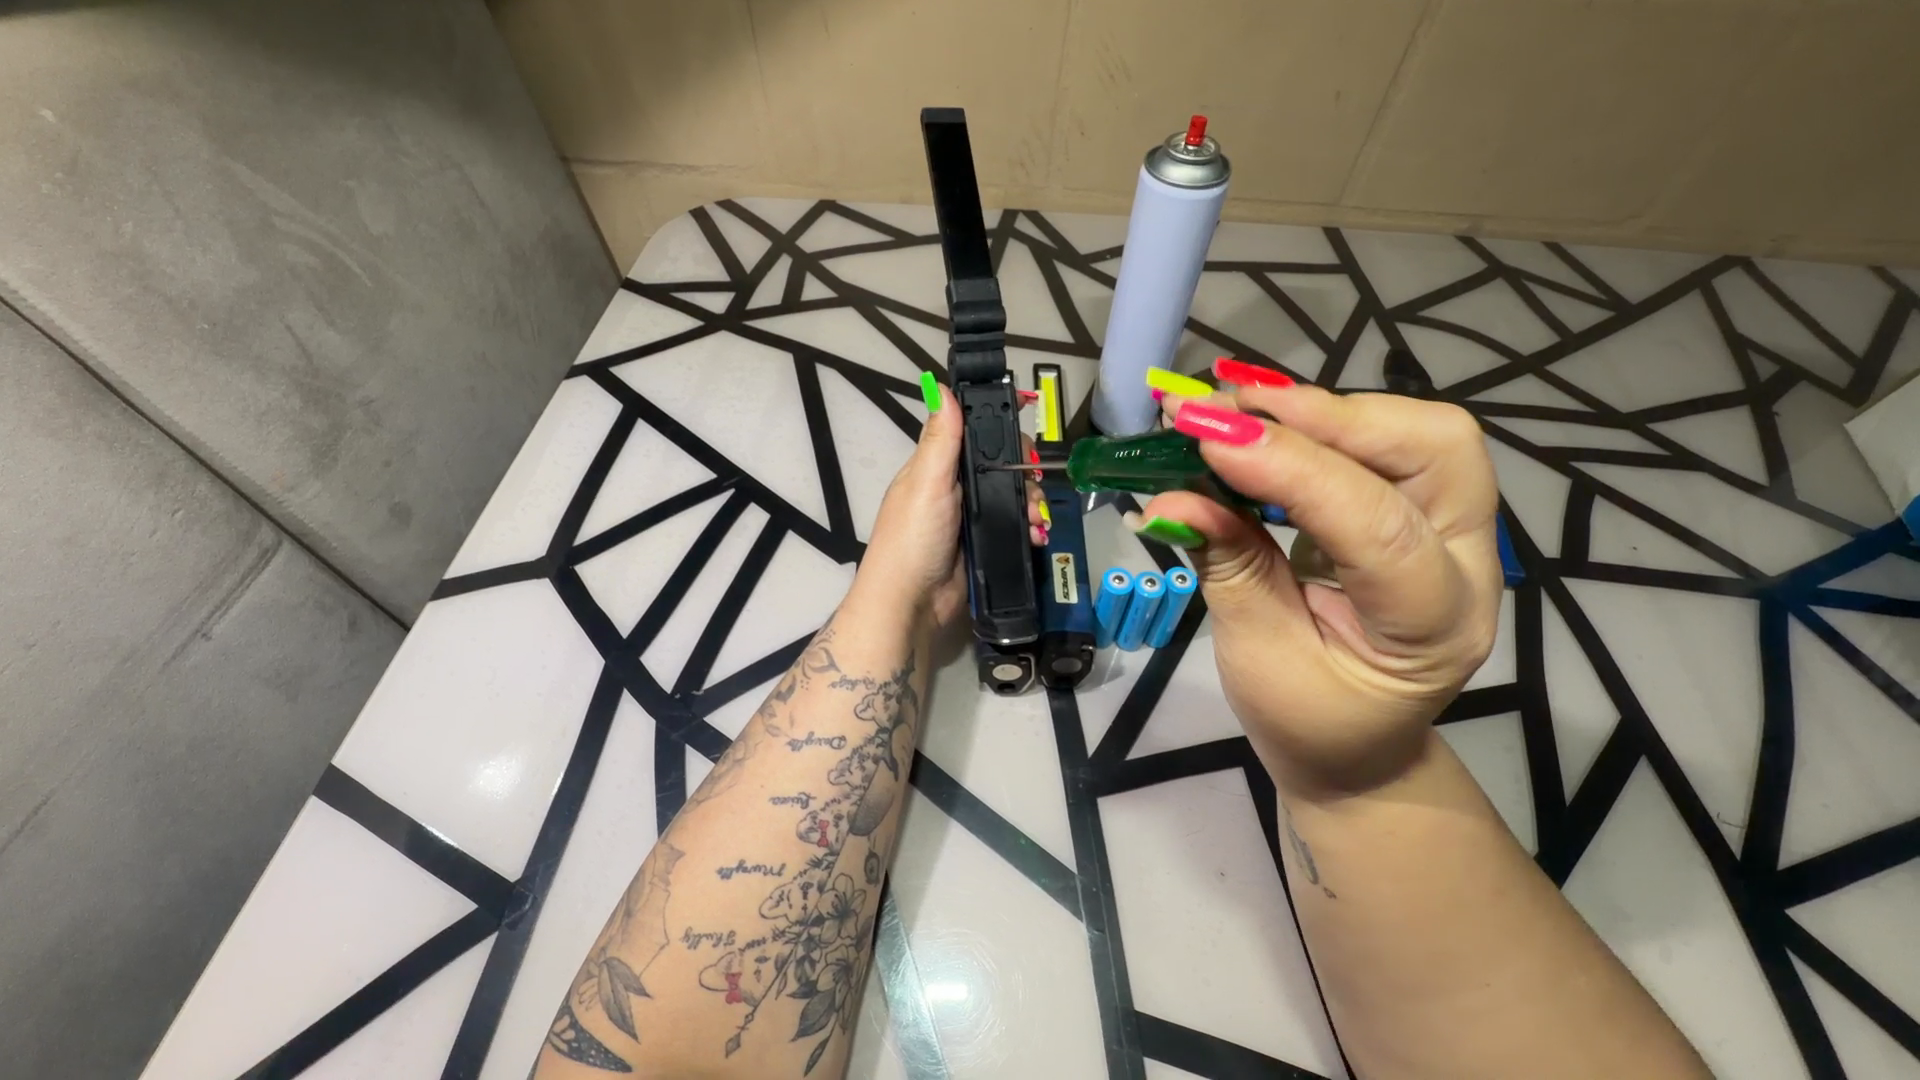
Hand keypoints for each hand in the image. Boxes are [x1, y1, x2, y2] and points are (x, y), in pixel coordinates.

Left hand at [854, 384, 1044, 627]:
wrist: (911, 603)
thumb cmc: (913, 536)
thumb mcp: (926, 481)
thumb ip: (941, 438)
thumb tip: (942, 386)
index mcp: (934, 468)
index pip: (973, 436)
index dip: (1000, 432)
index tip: (1023, 435)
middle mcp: (954, 490)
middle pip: (1001, 467)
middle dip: (1024, 473)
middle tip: (1032, 483)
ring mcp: (970, 520)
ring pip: (1013, 497)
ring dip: (1032, 503)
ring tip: (1037, 519)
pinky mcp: (984, 546)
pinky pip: (1015, 528)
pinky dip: (1030, 529)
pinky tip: (1036, 535)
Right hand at [1141, 386, 1501, 801]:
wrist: (1357, 748)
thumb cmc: (1307, 720)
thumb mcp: (1256, 654)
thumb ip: (1226, 566)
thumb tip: (1169, 497)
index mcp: (1433, 627)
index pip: (1379, 528)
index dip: (1292, 470)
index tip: (1207, 434)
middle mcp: (1469, 565)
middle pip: (1436, 448)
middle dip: (1330, 416)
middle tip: (1232, 410)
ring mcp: (1457, 532)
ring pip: (1419, 430)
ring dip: (1322, 410)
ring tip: (1233, 408)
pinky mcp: (1423, 511)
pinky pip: (1387, 443)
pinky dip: (1318, 422)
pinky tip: (1259, 419)